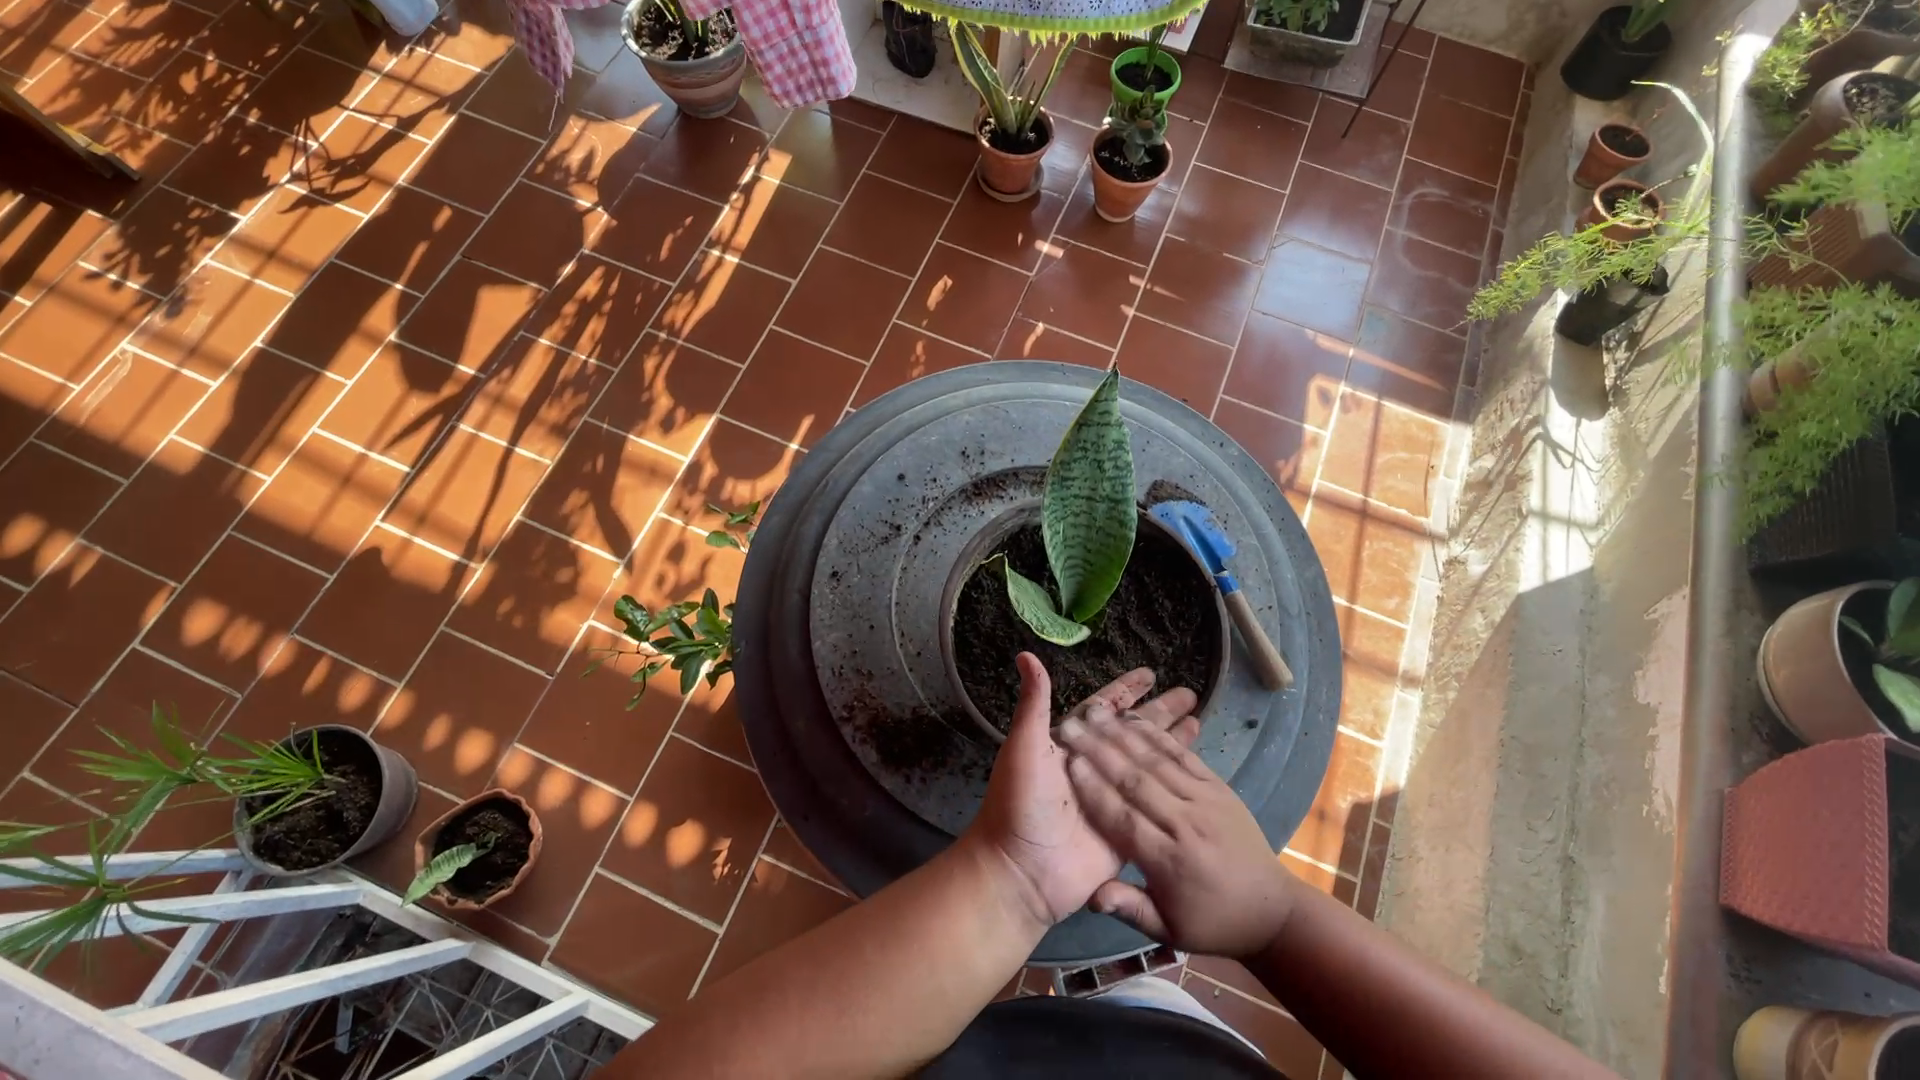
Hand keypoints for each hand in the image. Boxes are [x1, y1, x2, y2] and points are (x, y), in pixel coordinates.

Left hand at [968, 653, 1198, 927]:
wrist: (1020, 872)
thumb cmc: (1018, 804)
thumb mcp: (1024, 748)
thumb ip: (1034, 704)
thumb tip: (1026, 654)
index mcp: (1067, 745)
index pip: (1102, 709)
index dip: (1125, 690)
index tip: (1149, 674)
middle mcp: (1091, 766)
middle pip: (1131, 731)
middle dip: (1158, 712)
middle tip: (1189, 693)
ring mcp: (1110, 796)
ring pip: (1146, 760)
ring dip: (1170, 741)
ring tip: (1199, 719)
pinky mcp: (1126, 826)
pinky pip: (1152, 796)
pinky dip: (1171, 780)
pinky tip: (1193, 767)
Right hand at [1057, 704, 1300, 958]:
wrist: (1274, 910)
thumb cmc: (1213, 923)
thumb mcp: (1169, 931)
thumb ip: (1129, 908)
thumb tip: (1092, 896)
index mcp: (1170, 863)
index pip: (1124, 820)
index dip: (1094, 791)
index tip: (1068, 763)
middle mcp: (1187, 826)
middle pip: (1136, 782)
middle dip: (1099, 752)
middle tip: (1070, 727)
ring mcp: (1206, 802)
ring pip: (1158, 762)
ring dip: (1123, 735)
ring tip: (1095, 713)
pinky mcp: (1219, 787)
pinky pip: (1184, 756)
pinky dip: (1158, 735)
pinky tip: (1135, 718)